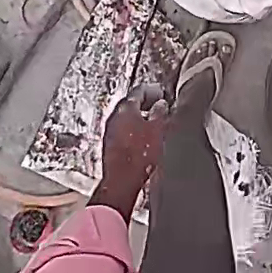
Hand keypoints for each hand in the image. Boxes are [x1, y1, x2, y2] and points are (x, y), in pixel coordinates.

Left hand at [89, 85, 169, 214]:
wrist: (122, 182)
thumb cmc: (140, 155)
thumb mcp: (159, 129)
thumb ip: (161, 112)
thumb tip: (161, 105)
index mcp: (125, 108)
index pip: (139, 91)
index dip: (152, 90)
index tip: (160, 92)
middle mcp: (114, 118)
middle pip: (131, 104)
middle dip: (145, 104)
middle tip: (157, 106)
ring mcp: (110, 133)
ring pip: (126, 119)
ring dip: (139, 118)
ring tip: (152, 124)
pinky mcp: (110, 147)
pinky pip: (123, 133)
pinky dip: (133, 132)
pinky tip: (142, 140)